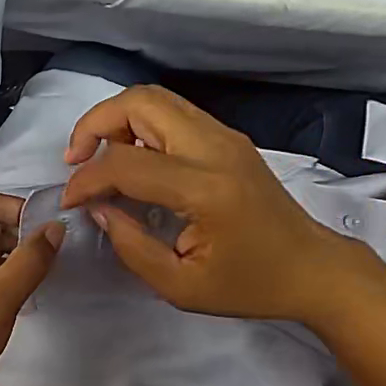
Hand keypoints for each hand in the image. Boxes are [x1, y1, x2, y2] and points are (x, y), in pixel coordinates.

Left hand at [0, 193, 61, 385]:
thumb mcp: (1, 295)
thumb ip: (32, 257)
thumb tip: (59, 226)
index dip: (21, 211)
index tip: (54, 227)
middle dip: (24, 234)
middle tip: (59, 248)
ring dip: (22, 254)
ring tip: (51, 265)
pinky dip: (16, 271)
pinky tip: (37, 281)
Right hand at [59, 85, 384, 323]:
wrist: (313, 269)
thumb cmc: (250, 285)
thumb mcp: (180, 287)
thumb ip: (131, 246)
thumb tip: (98, 208)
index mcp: (205, 189)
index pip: (126, 162)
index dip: (87, 179)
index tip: (71, 200)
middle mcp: (214, 148)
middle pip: (139, 102)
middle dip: (94, 124)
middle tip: (77, 160)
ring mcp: (223, 135)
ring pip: (154, 98)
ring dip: (115, 120)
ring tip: (100, 157)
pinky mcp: (226, 136)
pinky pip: (170, 111)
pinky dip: (137, 123)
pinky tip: (131, 157)